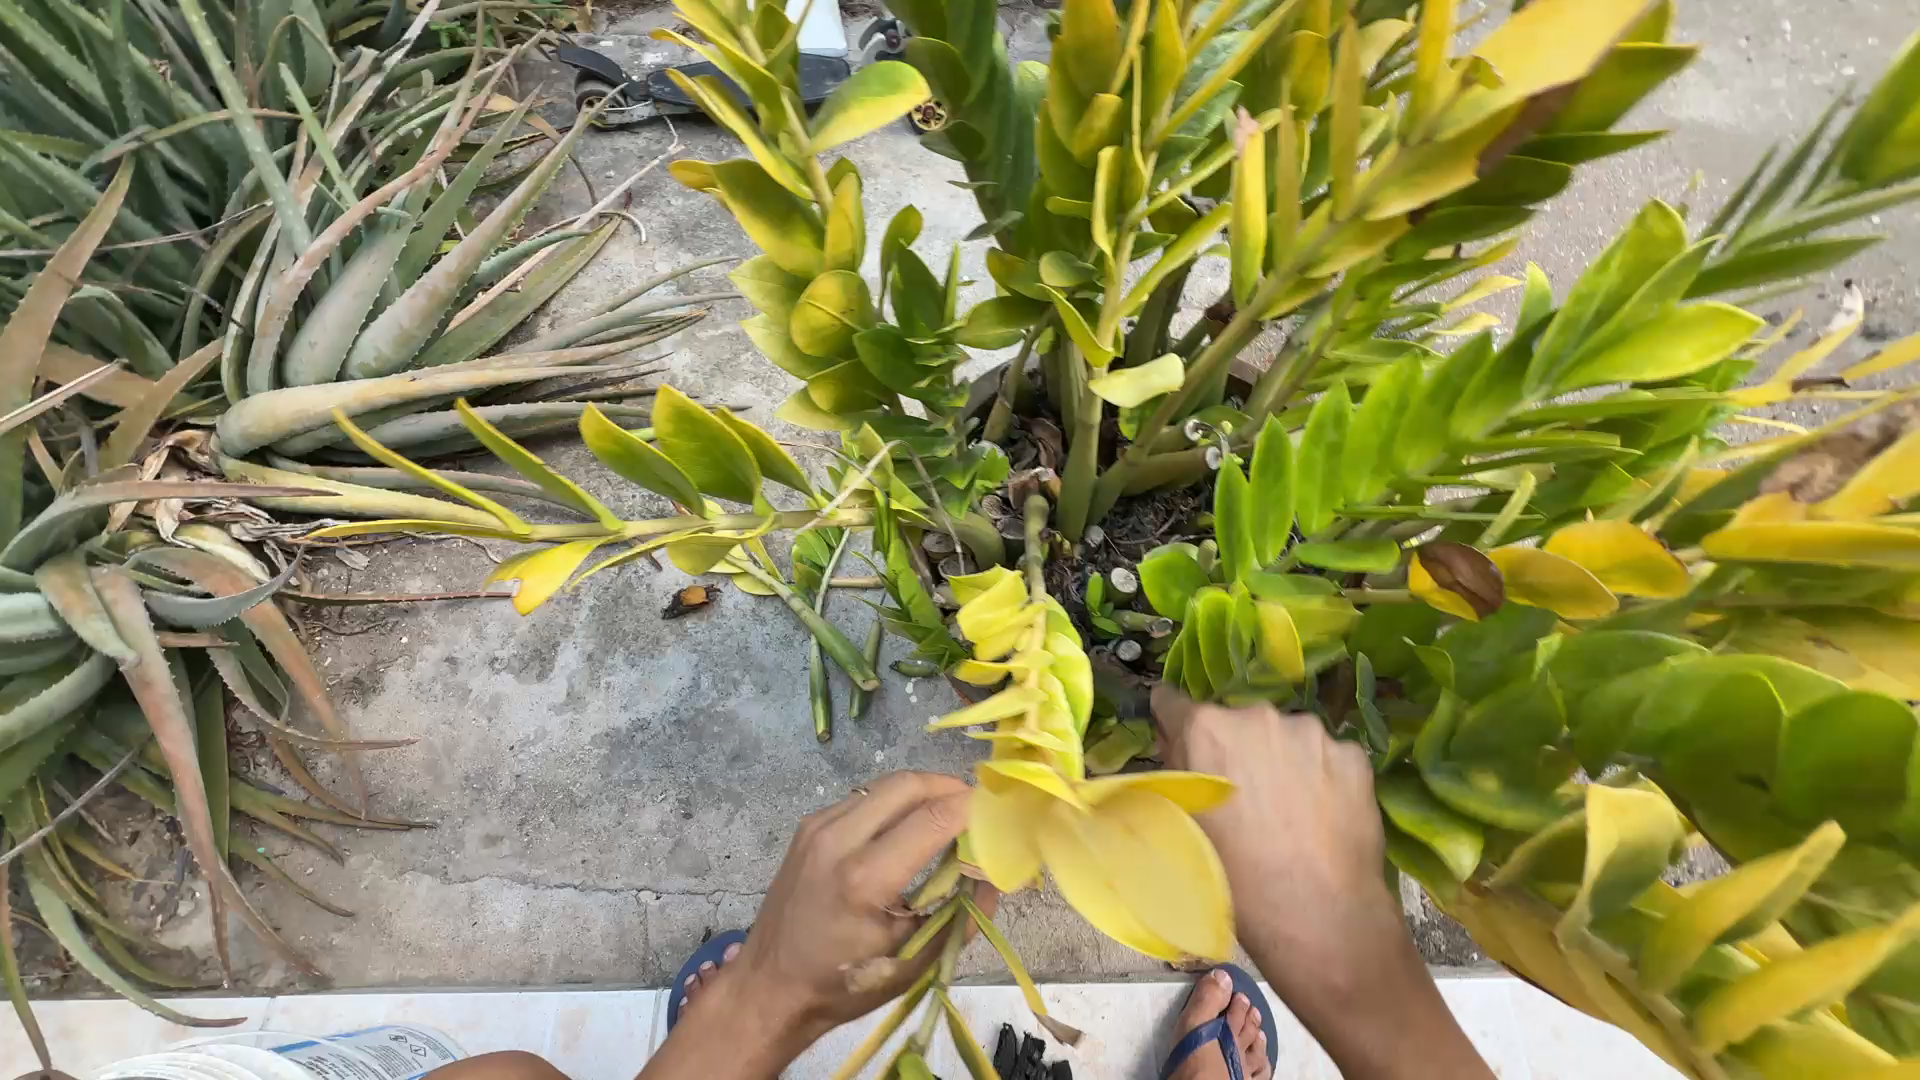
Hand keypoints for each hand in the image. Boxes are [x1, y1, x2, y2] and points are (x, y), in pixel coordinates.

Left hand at [726, 771, 992, 1038]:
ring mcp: (819, 825)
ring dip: (921, 790)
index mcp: (865, 878)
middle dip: (947, 786)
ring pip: (885, 784)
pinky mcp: (809, 824)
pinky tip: (905, 825)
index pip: (932, 819)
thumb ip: (961, 916)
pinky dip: (892, 802)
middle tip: (974, 804)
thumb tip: (994, 875)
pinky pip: (863, 797)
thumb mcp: (912, 962)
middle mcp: (839, 839)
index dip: (970, 807)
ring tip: (945, 811)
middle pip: (908, 784)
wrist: (768, 986)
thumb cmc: (844, 983)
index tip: (997, 809)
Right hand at [1152, 688, 1492, 1079]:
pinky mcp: (1353, 753)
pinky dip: (1321, 773)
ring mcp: (1310, 731)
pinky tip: (1324, 813)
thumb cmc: (1235, 876)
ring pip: (1283, 734)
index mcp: (1205, 727)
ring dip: (1280, 756)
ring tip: (1290, 807)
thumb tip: (1174, 742)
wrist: (1319, 918)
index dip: (1172, 723)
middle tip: (1244, 792)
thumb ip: (1175, 768)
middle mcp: (1255, 714)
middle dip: (1234, 745)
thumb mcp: (1184, 818)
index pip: (1171, 701)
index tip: (1180, 742)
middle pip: (1233, 719)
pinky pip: (1326, 754)